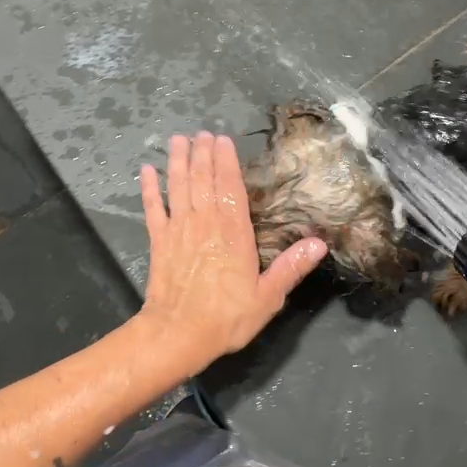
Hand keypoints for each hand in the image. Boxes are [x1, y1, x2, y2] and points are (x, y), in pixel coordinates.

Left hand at [135, 132, 326, 368]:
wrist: (179, 333)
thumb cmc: (227, 317)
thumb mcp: (268, 296)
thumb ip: (291, 267)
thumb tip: (319, 243)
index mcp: (234, 232)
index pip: (230, 187)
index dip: (227, 161)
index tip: (225, 140)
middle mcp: (205, 222)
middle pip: (203, 179)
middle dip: (203, 153)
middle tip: (202, 133)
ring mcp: (179, 229)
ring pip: (179, 186)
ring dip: (178, 161)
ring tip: (179, 140)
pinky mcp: (159, 240)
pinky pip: (153, 208)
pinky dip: (150, 188)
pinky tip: (147, 170)